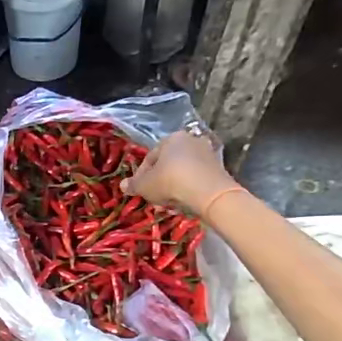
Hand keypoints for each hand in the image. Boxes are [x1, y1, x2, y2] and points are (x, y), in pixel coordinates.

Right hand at [123, 130, 237, 214]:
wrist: (207, 192)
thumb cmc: (170, 181)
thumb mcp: (145, 185)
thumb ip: (134, 185)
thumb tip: (123, 186)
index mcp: (172, 138)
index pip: (151, 156)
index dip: (141, 175)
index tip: (139, 189)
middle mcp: (191, 140)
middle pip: (169, 163)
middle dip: (160, 181)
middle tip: (154, 197)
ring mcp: (207, 154)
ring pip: (183, 172)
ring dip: (174, 186)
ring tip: (168, 202)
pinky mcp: (218, 168)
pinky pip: (197, 179)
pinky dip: (189, 188)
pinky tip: (184, 201)